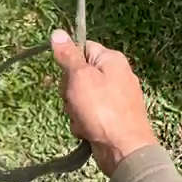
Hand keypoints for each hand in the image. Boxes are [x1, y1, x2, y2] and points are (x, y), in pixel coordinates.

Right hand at [52, 30, 157, 174]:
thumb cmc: (101, 109)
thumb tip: (57, 32)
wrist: (124, 149)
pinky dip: (84, 121)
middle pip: (79, 74)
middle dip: (70, 90)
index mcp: (112, 59)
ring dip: (75, 109)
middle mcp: (117, 75)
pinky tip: (87, 129)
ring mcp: (116, 97)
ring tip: (82, 118)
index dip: (69, 63)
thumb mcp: (80, 77)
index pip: (82, 49)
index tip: (68, 77)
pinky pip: (89, 113)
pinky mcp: (113, 116)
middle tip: (75, 100)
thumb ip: (68, 55)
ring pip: (81, 96)